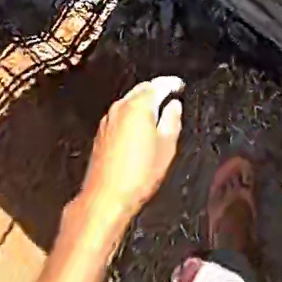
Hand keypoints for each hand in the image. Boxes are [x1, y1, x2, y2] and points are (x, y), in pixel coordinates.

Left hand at [78, 77, 183, 220]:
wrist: (106, 197)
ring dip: (143, 102)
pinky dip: (131, 114)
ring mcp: (108, 119)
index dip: (171, 83)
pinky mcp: (101, 132)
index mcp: (139, 107)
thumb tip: (174, 106)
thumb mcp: (166, 147)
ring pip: (129, 101)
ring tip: (157, 113)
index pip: (158, 85)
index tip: (179, 86)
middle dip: (156, 90)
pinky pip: (120, 114)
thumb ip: (172, 120)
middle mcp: (120, 108)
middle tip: (170, 96)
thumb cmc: (138, 176)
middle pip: (142, 89)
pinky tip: (139, 128)